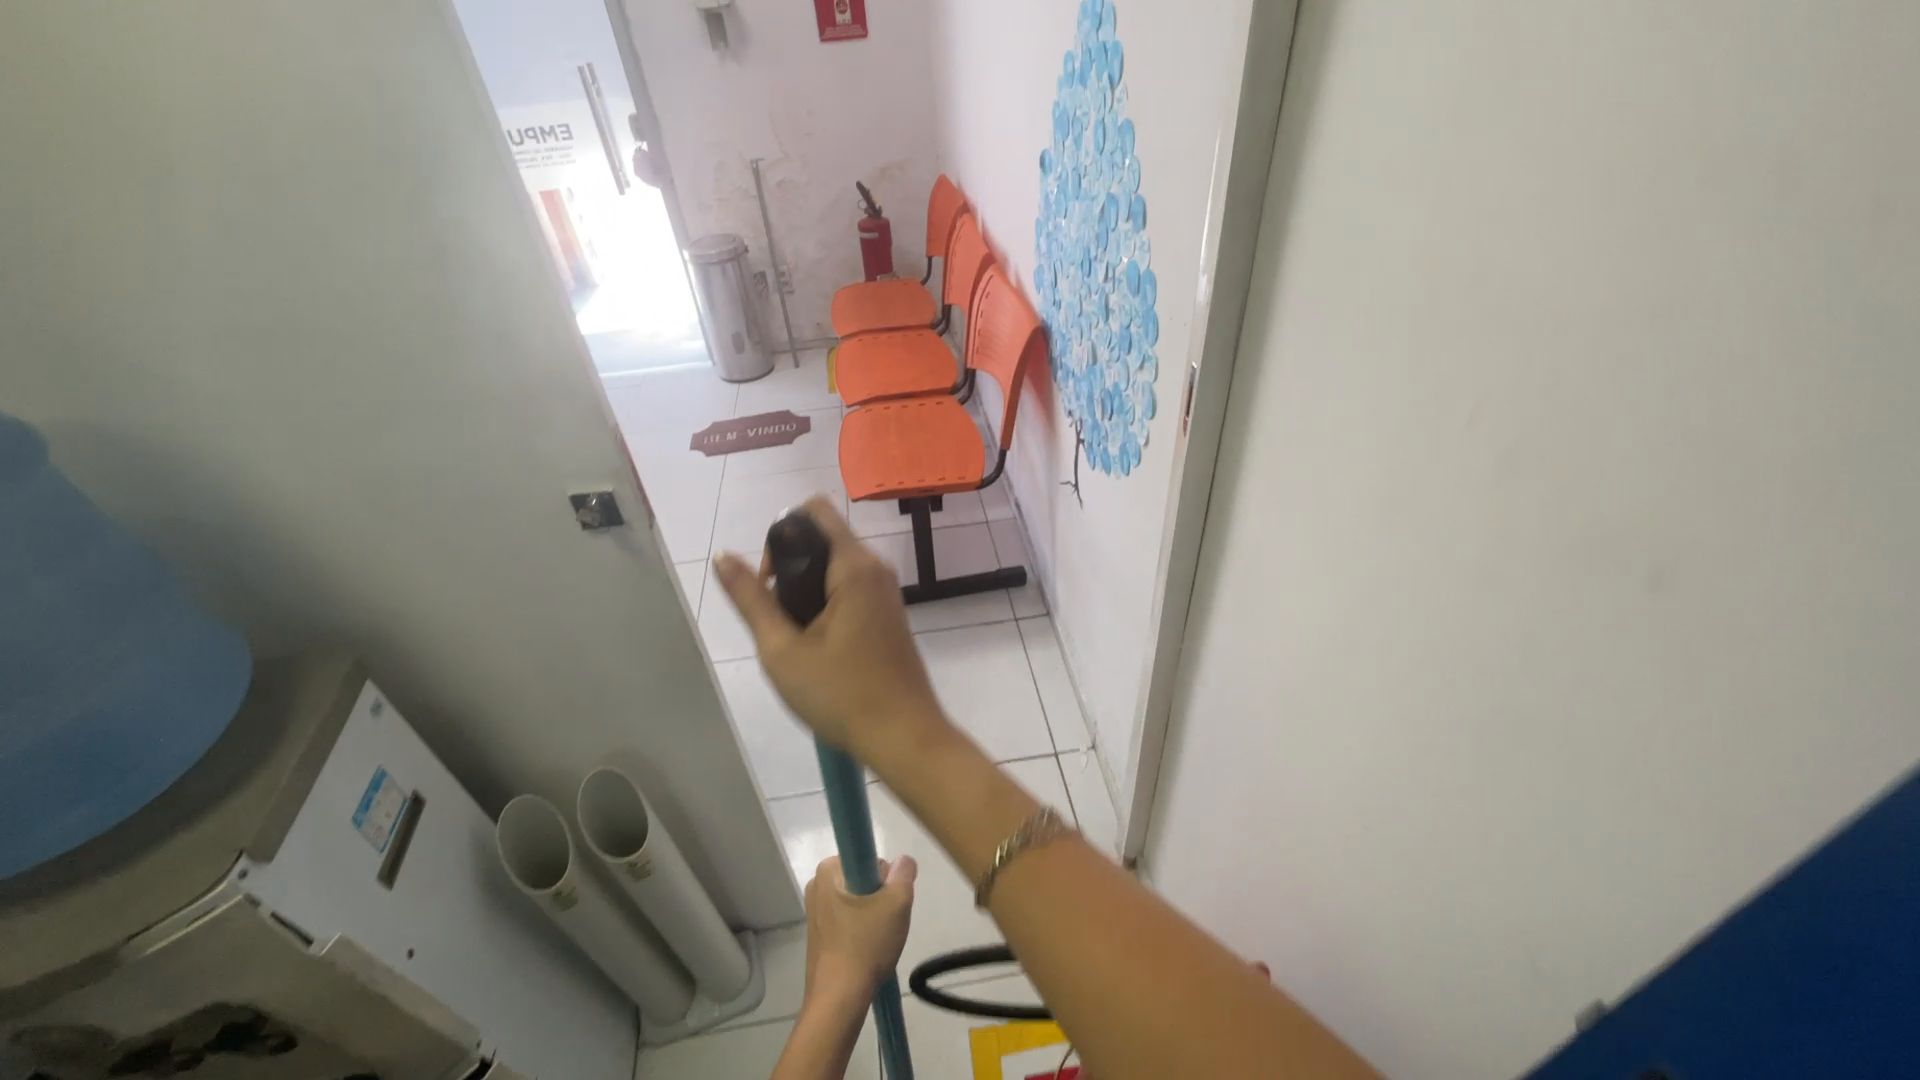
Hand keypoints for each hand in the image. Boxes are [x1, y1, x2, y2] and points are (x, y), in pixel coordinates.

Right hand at [713, 496, 945, 759]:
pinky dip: (825, 606)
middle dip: (789, 569)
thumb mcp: (781, 649)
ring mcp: (886, 592)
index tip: (769, 583)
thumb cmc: (840, 695)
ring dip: (805, 593)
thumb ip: (751, 599)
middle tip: (778, 621)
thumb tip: (723, 557)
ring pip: (833, 568)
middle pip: (822, 539)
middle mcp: (876, 569)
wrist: (902, 737)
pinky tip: (817, 648)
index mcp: (855, 566)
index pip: (813, 511)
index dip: (779, 535)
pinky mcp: (888, 614)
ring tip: (795, 640)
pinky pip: (849, 590)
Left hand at [802, 855, 917, 1006]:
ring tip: (879, 938)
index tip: (889, 899)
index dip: (884, 876)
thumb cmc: (866, 944)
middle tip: (888, 920)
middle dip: (879, 896)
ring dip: (873, 915)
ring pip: (857, 901)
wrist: (839, 998)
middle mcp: (816, 885)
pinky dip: (861, 930)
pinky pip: (847, 920)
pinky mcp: (817, 934)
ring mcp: (814, 911)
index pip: (867, 857)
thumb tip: (903, 861)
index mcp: (828, 870)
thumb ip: (904, 874)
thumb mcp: (897, 903)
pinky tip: (868, 949)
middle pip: (862, 878)